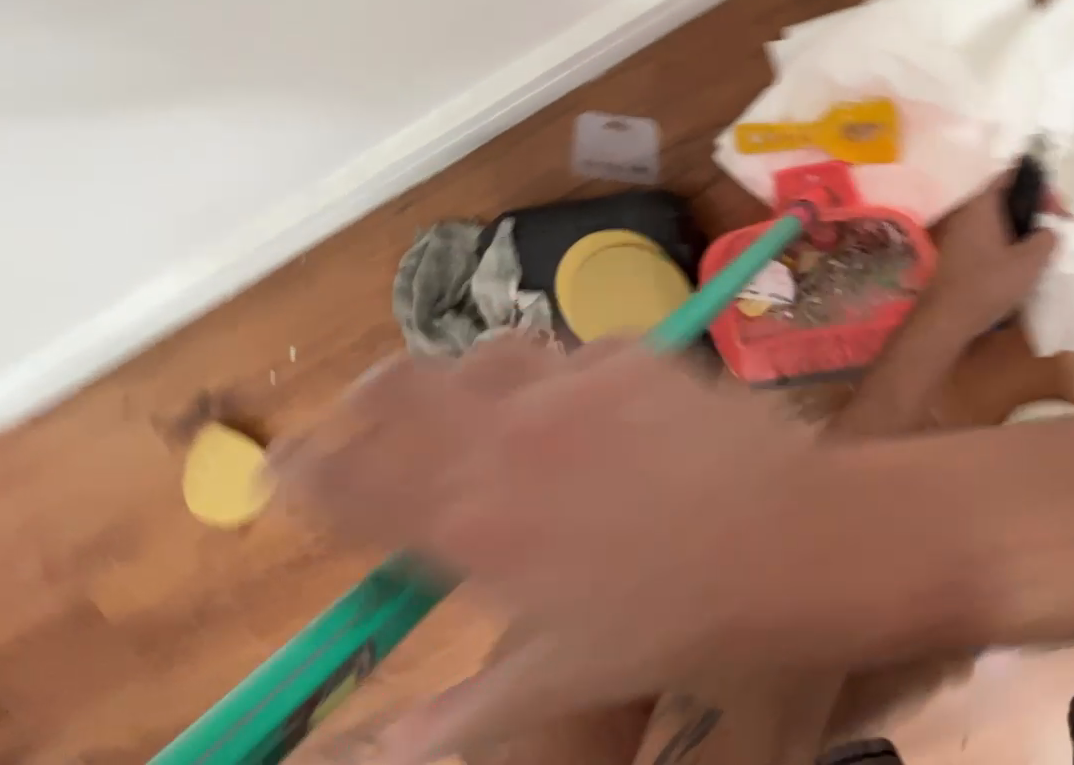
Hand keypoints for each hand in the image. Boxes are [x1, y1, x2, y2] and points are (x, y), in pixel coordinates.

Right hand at [275, 338, 822, 762]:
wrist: (783, 539)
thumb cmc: (675, 621)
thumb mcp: (566, 677)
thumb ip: (469, 708)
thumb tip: (394, 748)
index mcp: (466, 522)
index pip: (341, 483)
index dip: (302, 472)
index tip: (290, 469)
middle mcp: (505, 439)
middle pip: (396, 387)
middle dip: (373, 398)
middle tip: (385, 417)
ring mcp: (573, 386)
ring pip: (488, 351)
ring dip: (478, 376)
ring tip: (501, 404)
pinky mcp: (638, 355)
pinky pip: (583, 348)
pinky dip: (575, 371)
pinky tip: (603, 400)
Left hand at [918, 171, 1059, 340]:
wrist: (946, 319)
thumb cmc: (988, 285)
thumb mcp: (1029, 262)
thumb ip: (1046, 239)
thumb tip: (1048, 231)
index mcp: (982, 205)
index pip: (1011, 176)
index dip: (1039, 185)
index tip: (1057, 208)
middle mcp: (968, 214)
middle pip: (1006, 199)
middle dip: (1034, 210)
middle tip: (1056, 229)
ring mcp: (960, 236)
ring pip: (998, 221)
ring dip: (1022, 230)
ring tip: (1044, 249)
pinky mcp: (959, 256)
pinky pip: (989, 240)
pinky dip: (1008, 245)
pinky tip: (1022, 265)